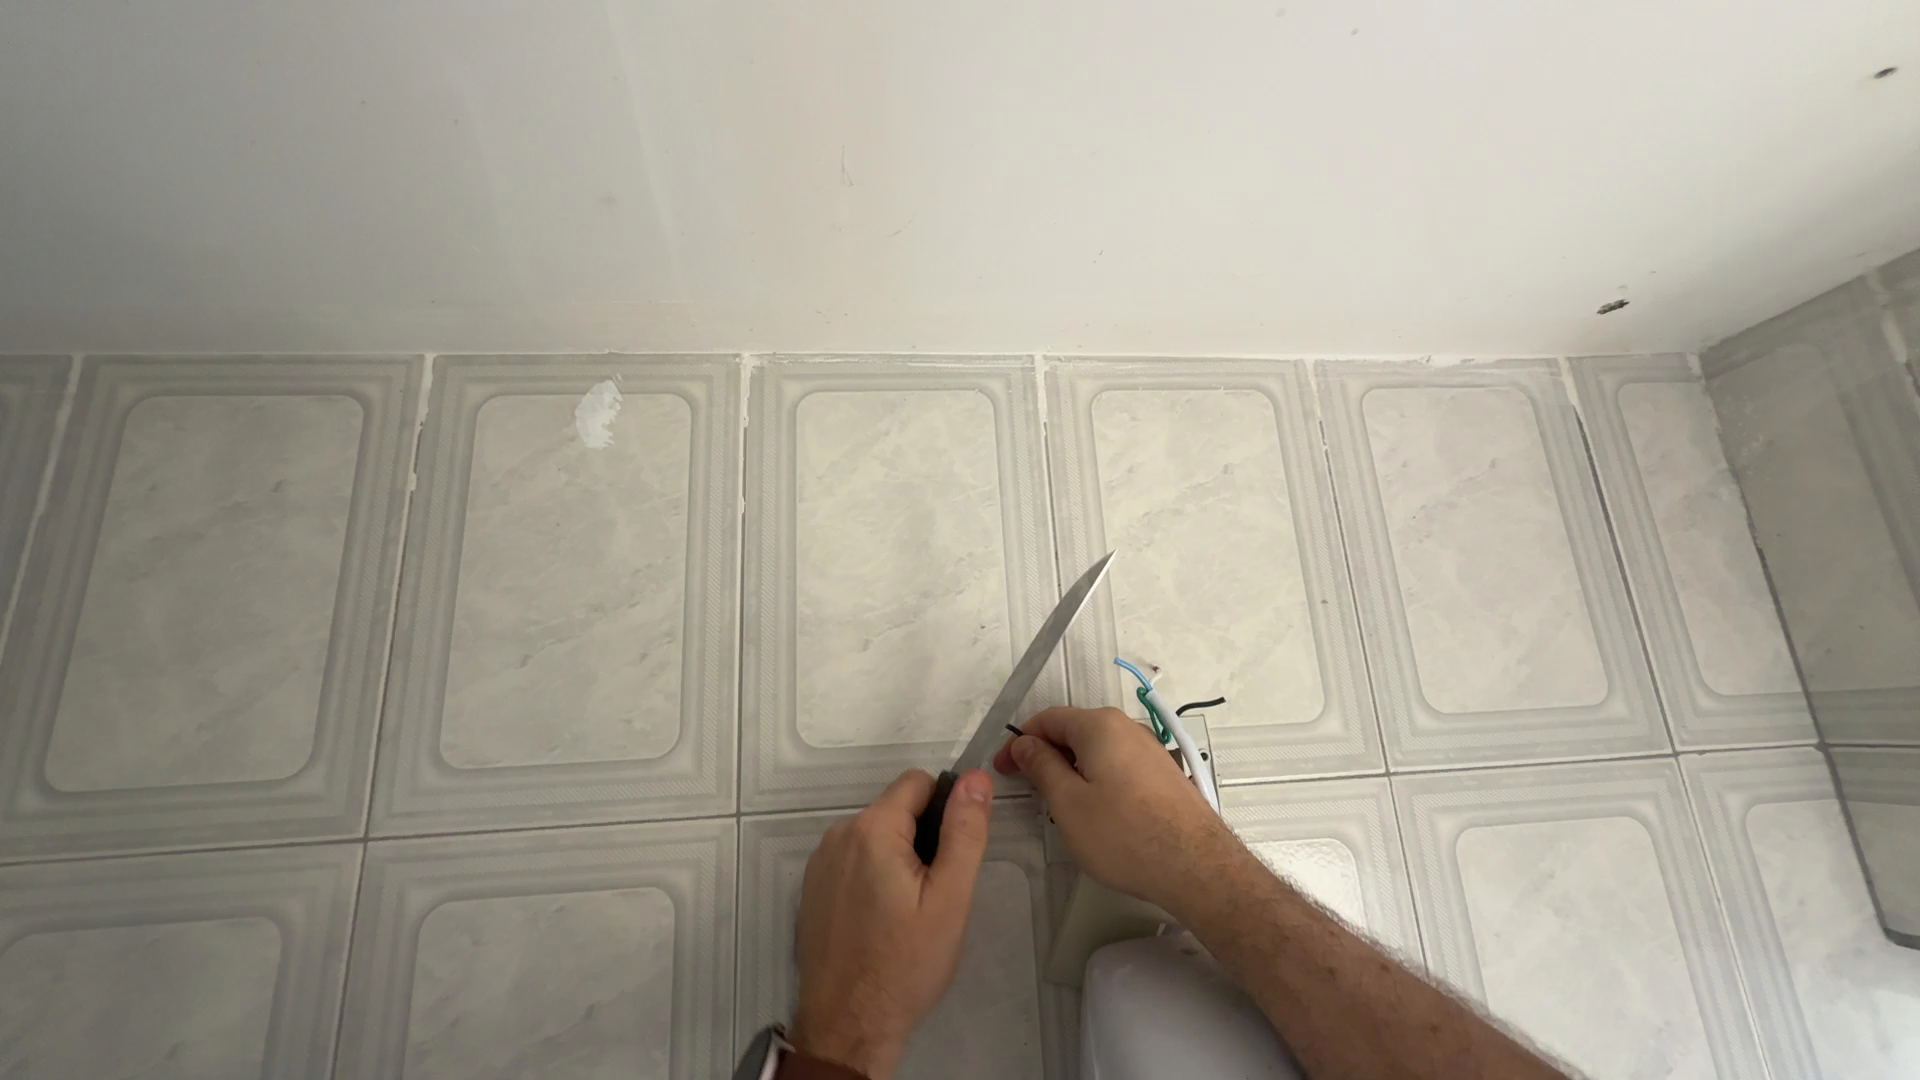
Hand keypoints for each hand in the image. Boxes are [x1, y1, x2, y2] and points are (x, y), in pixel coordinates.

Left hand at [790, 768, 993, 1079]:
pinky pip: (854, 857)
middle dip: (920, 837)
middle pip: (896, 808)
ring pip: (876, 833)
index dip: (944, 810)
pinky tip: (880, 918)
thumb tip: (976, 778)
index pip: (919, 782)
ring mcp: (821, 860)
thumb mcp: (950, 899)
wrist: (848, 1026)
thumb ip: (965, 831)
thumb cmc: (904, 965)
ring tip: (907, 910)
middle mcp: (840, 833)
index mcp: (873, 829)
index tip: (950, 854)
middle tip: (933, 892)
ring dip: (896, 856)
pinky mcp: (813, 885)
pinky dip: (872, 874)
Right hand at [993, 706, 1243, 916]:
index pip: (1047, 719)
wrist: (1197, 867)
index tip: (1004, 770)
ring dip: (1072, 769)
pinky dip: (1098, 779)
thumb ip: (1042, 767)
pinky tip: (1098, 812)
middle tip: (1029, 790)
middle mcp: (1127, 727)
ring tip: (1061, 806)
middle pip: (1074, 731)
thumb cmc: (1124, 834)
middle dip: (1046, 755)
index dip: (1020, 742)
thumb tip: (1026, 744)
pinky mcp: (1164, 773)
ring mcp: (1150, 749)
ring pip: (1097, 749)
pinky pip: (1119, 764)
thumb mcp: (1068, 803)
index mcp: (1099, 725)